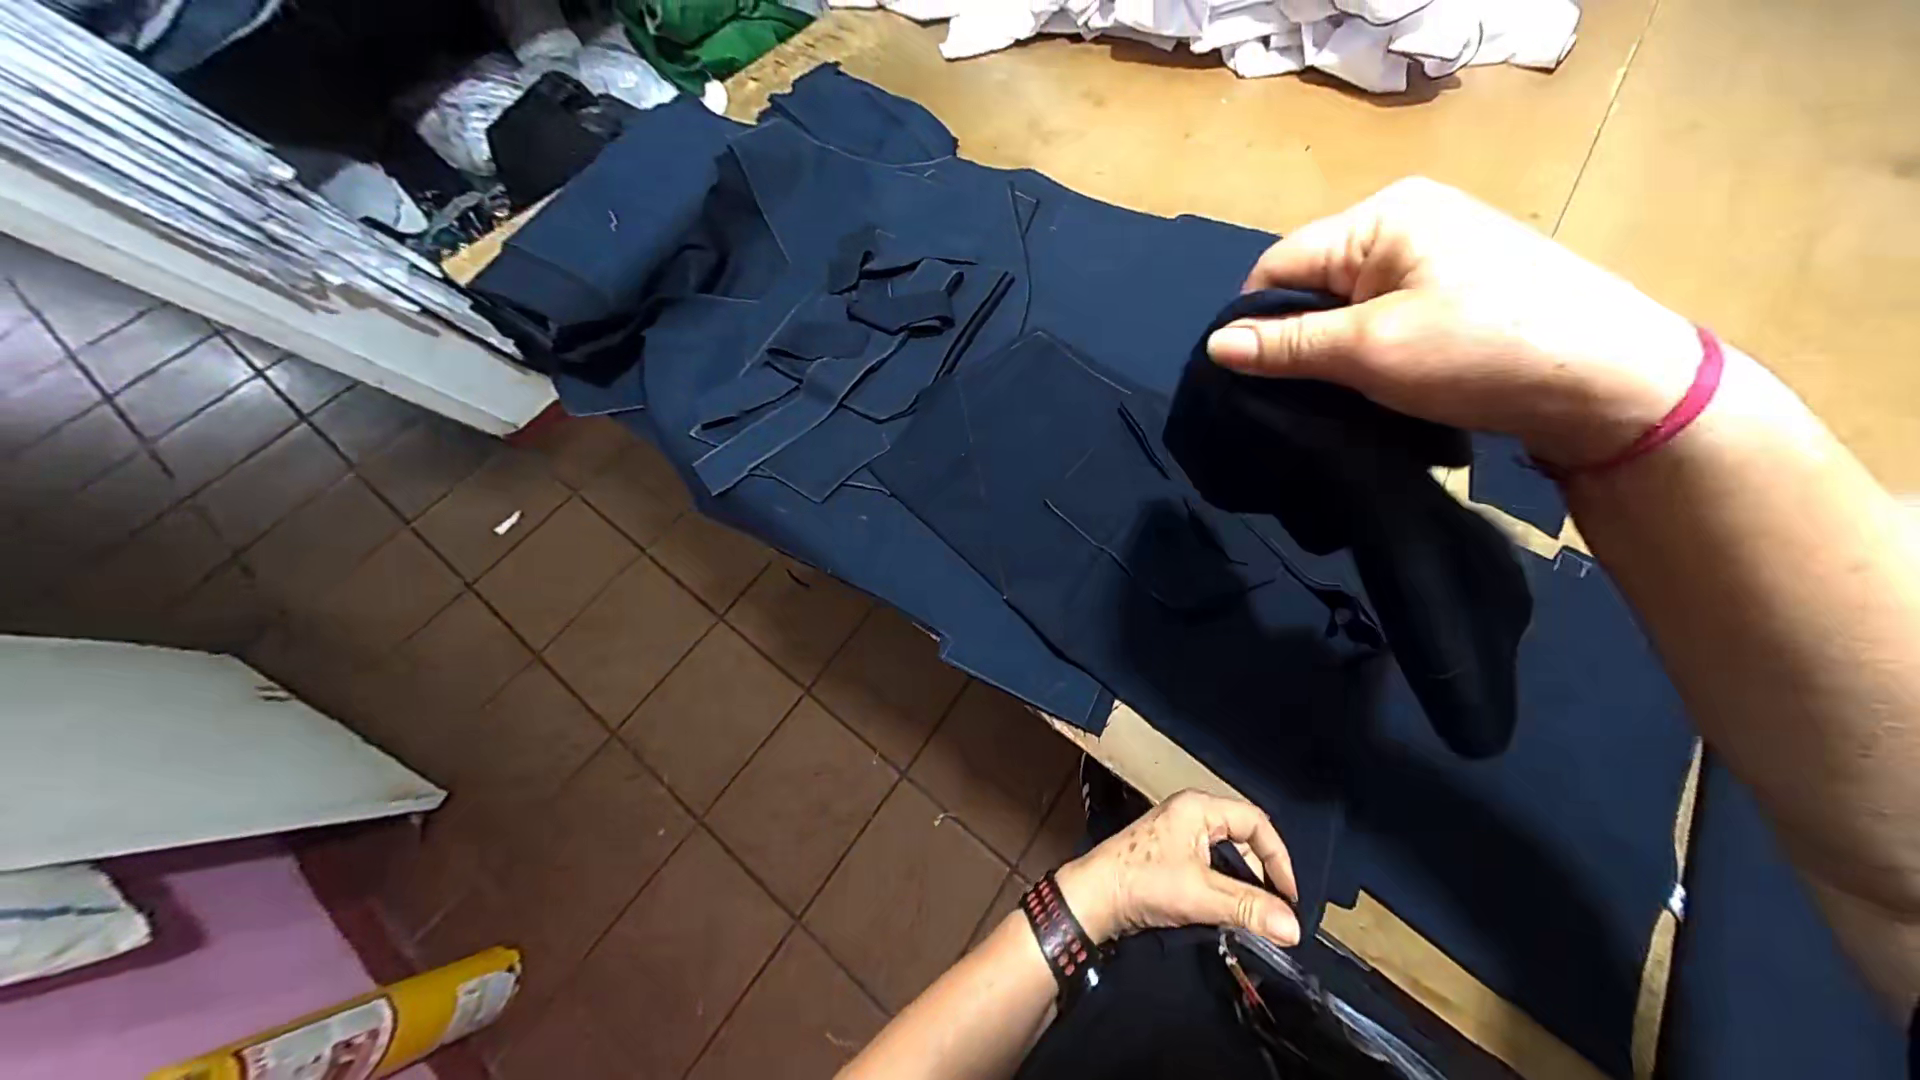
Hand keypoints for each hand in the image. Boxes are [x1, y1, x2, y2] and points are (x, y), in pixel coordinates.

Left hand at [1052, 789, 1300, 947]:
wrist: (1095, 896)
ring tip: (1255, 912)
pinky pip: (1210, 863)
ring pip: (1226, 851)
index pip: (1255, 821)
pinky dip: (1225, 884)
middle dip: (1262, 870)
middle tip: (1275, 907)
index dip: (1278, 857)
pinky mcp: (1170, 852)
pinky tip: (1229, 908)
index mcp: (1197, 807)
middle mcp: (1189, 812)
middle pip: (1243, 835)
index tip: (1289, 895)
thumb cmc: (1143, 882)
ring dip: (1244, 880)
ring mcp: (1178, 831)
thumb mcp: (1201, 894)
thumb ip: (1249, 907)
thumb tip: (1294, 927)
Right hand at [1204, 177, 1703, 467]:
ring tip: (1327, 392)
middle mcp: (1404, 223)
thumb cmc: (1481, 352)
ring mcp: (1433, 255)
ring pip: (1340, 306)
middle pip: (1309, 284)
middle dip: (1291, 338)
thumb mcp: (1369, 350)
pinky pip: (1375, 317)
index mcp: (1382, 217)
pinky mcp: (1451, 290)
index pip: (1280, 265)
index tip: (1246, 377)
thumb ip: (1286, 345)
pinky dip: (1359, 351)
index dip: (1253, 321)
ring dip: (1325, 350)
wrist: (1611, 385)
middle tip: (1289, 392)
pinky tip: (1364, 382)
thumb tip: (1215, 346)